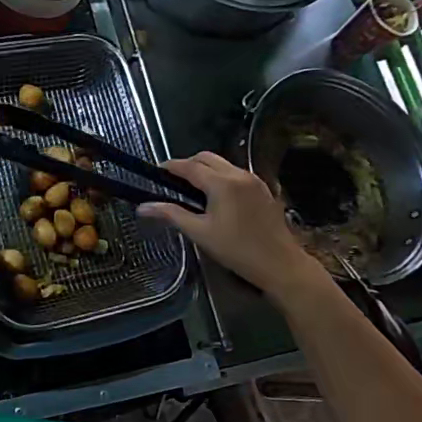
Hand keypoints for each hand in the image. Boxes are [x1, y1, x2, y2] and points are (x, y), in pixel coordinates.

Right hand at [137, 152, 328, 302]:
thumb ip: (171, 214)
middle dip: (187, 164)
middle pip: (207, 158)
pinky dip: (219, 177)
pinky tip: (213, 197)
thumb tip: (142, 207)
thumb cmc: (236, 249)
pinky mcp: (262, 189)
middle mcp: (239, 175)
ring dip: (204, 170)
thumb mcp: (199, 232)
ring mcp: (254, 181)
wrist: (279, 263)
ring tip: (190, 189)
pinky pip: (235, 174)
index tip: (155, 170)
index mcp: (222, 183)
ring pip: (223, 164)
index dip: (170, 166)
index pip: (190, 166)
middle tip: (171, 181)